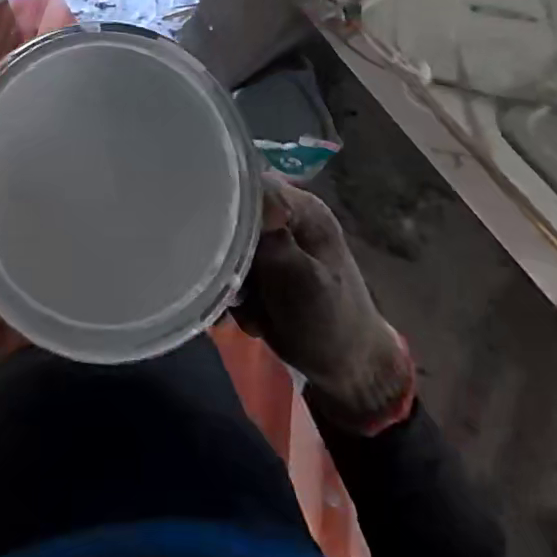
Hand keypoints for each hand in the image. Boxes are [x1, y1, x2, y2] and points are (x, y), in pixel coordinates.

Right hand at [234, 172, 415, 433]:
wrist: (348, 371)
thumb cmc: (331, 324)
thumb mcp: (302, 281)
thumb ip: (274, 238)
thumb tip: (251, 192)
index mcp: (301, 208)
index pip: (248, 184)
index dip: (223, 203)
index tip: (209, 235)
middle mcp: (284, 217)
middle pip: (231, 215)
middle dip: (224, 252)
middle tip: (232, 285)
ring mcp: (273, 243)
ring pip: (227, 245)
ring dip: (227, 278)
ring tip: (244, 306)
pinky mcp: (263, 268)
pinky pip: (231, 269)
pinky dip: (233, 293)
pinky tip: (248, 314)